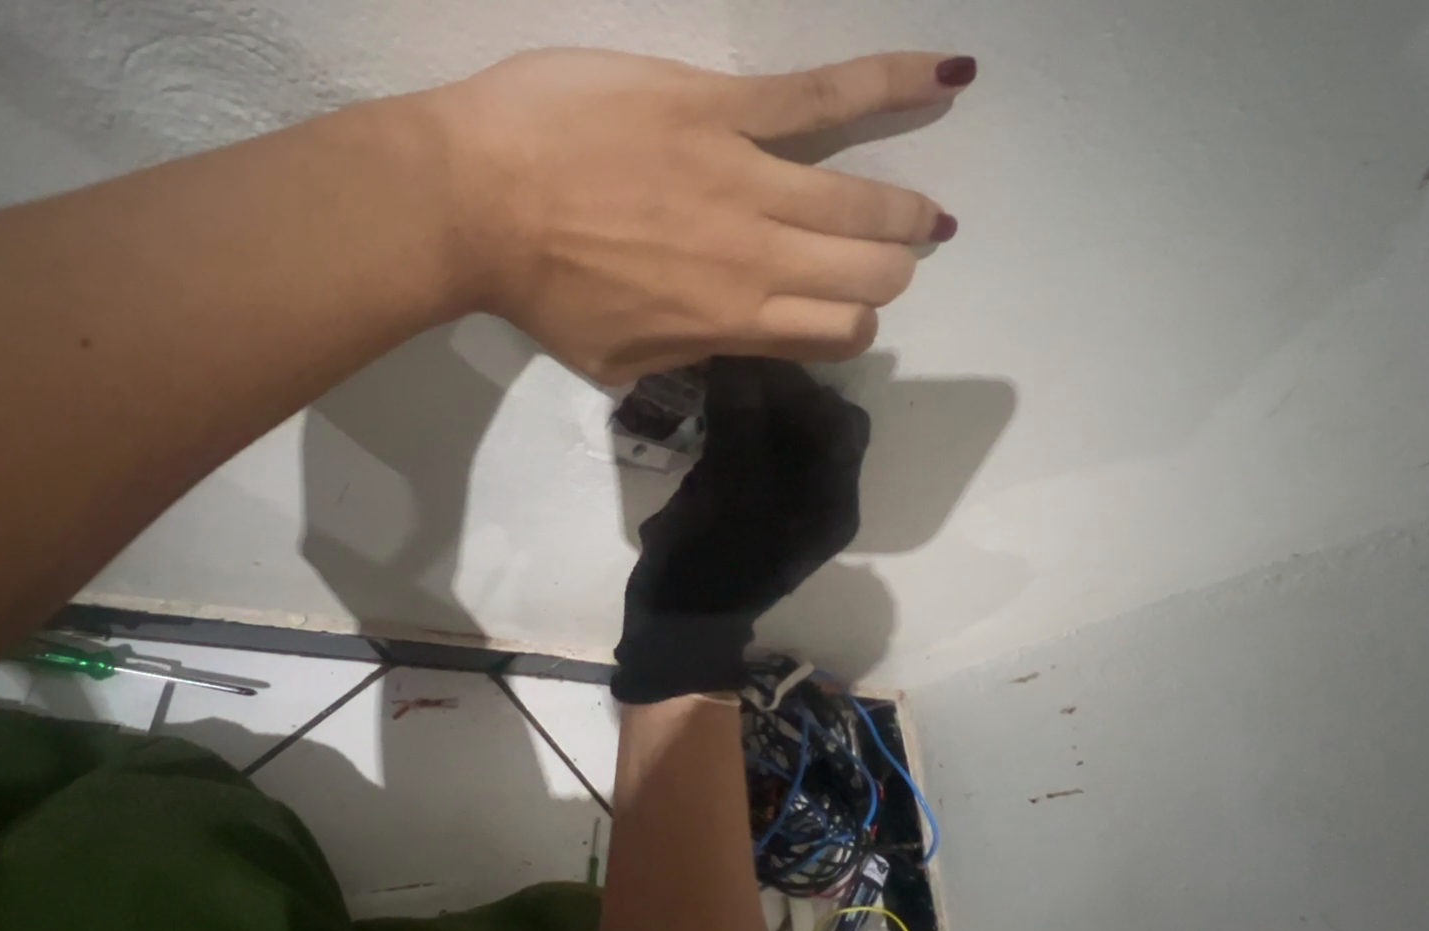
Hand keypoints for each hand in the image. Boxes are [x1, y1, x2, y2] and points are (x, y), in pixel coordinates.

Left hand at [416, 49, 974, 383]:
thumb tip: (717, 343)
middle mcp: (758, 261)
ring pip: (863, 205)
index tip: (837, 314)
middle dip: (885, 274)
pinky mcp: (725, 110)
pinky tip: (953, 75)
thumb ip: (676, 353)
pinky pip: (826, 96)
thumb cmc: (535, 288)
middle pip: (868, 275)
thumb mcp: (610, 357)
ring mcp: (748, 181)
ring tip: (924, 215)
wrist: (475, 200)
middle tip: (878, 260)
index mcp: (730, 322)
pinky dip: (897, 81)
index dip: (850, 326)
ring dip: (904, 214)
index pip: (836, 333)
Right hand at [611, 357, 869, 702]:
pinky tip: (711, 404)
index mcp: (831, 503)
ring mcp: (783, 500)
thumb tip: (738, 359)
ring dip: (759, 400)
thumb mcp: (731, 496)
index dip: (800, 385)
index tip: (754, 355)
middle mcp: (818, 498)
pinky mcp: (750, 499)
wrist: (676, 624)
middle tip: (736, 359)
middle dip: (781, 388)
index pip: (837, 422)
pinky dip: (738, 421)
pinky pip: (754, 447)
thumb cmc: (710, 565)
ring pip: (784, 431)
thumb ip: (742, 426)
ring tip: (721, 374)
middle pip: (815, 422)